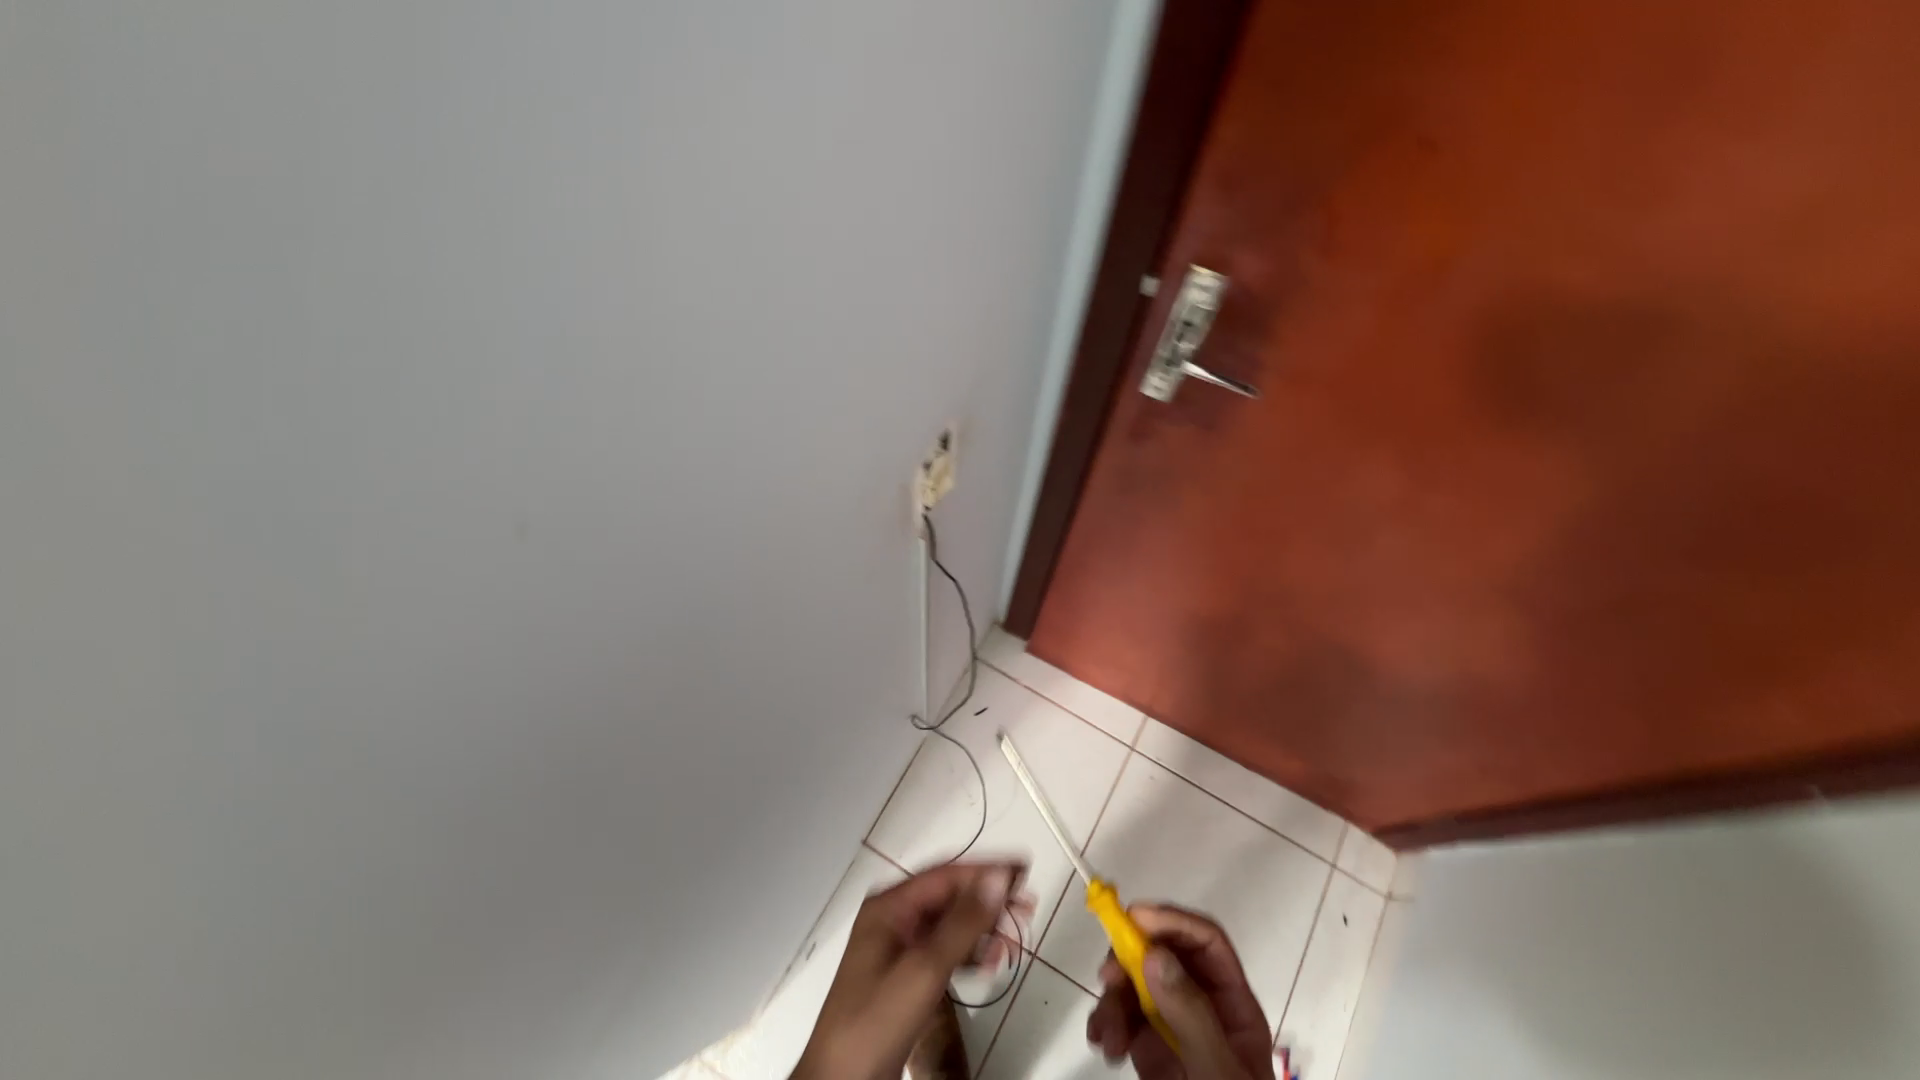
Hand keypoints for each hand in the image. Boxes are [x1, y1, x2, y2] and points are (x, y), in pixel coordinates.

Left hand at [792, 861, 1027, 1079]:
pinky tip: (990, 964)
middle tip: (1026, 907)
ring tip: (1014, 941)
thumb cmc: (876, 1020)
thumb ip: (963, 923)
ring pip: (950, 926)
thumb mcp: (924, 968)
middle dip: (988, 902)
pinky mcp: (907, 977)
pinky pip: (945, 953)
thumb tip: (996, 879)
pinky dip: (969, 955)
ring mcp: (899, 949)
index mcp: (889, 907)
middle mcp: (893, 920)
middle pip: (949, 898)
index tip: (1022, 872)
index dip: (985, 870)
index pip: (945, 875)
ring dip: (983, 930)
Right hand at [1086, 904, 1275, 1079]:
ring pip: (1135, 986)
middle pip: (1162, 956)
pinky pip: (1122, 1019)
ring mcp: (1173, 1029)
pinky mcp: (1150, 1053)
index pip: (1205, 944)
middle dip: (1129, 962)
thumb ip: (1190, 1014)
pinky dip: (1106, 1023)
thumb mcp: (1218, 1073)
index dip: (1171, 921)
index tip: (1133, 917)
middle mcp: (1202, 1008)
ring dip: (1112, 1001)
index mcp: (1234, 1006)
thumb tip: (1155, 955)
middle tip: (1107, 978)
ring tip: (1106, 1037)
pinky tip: (1103, 1043)